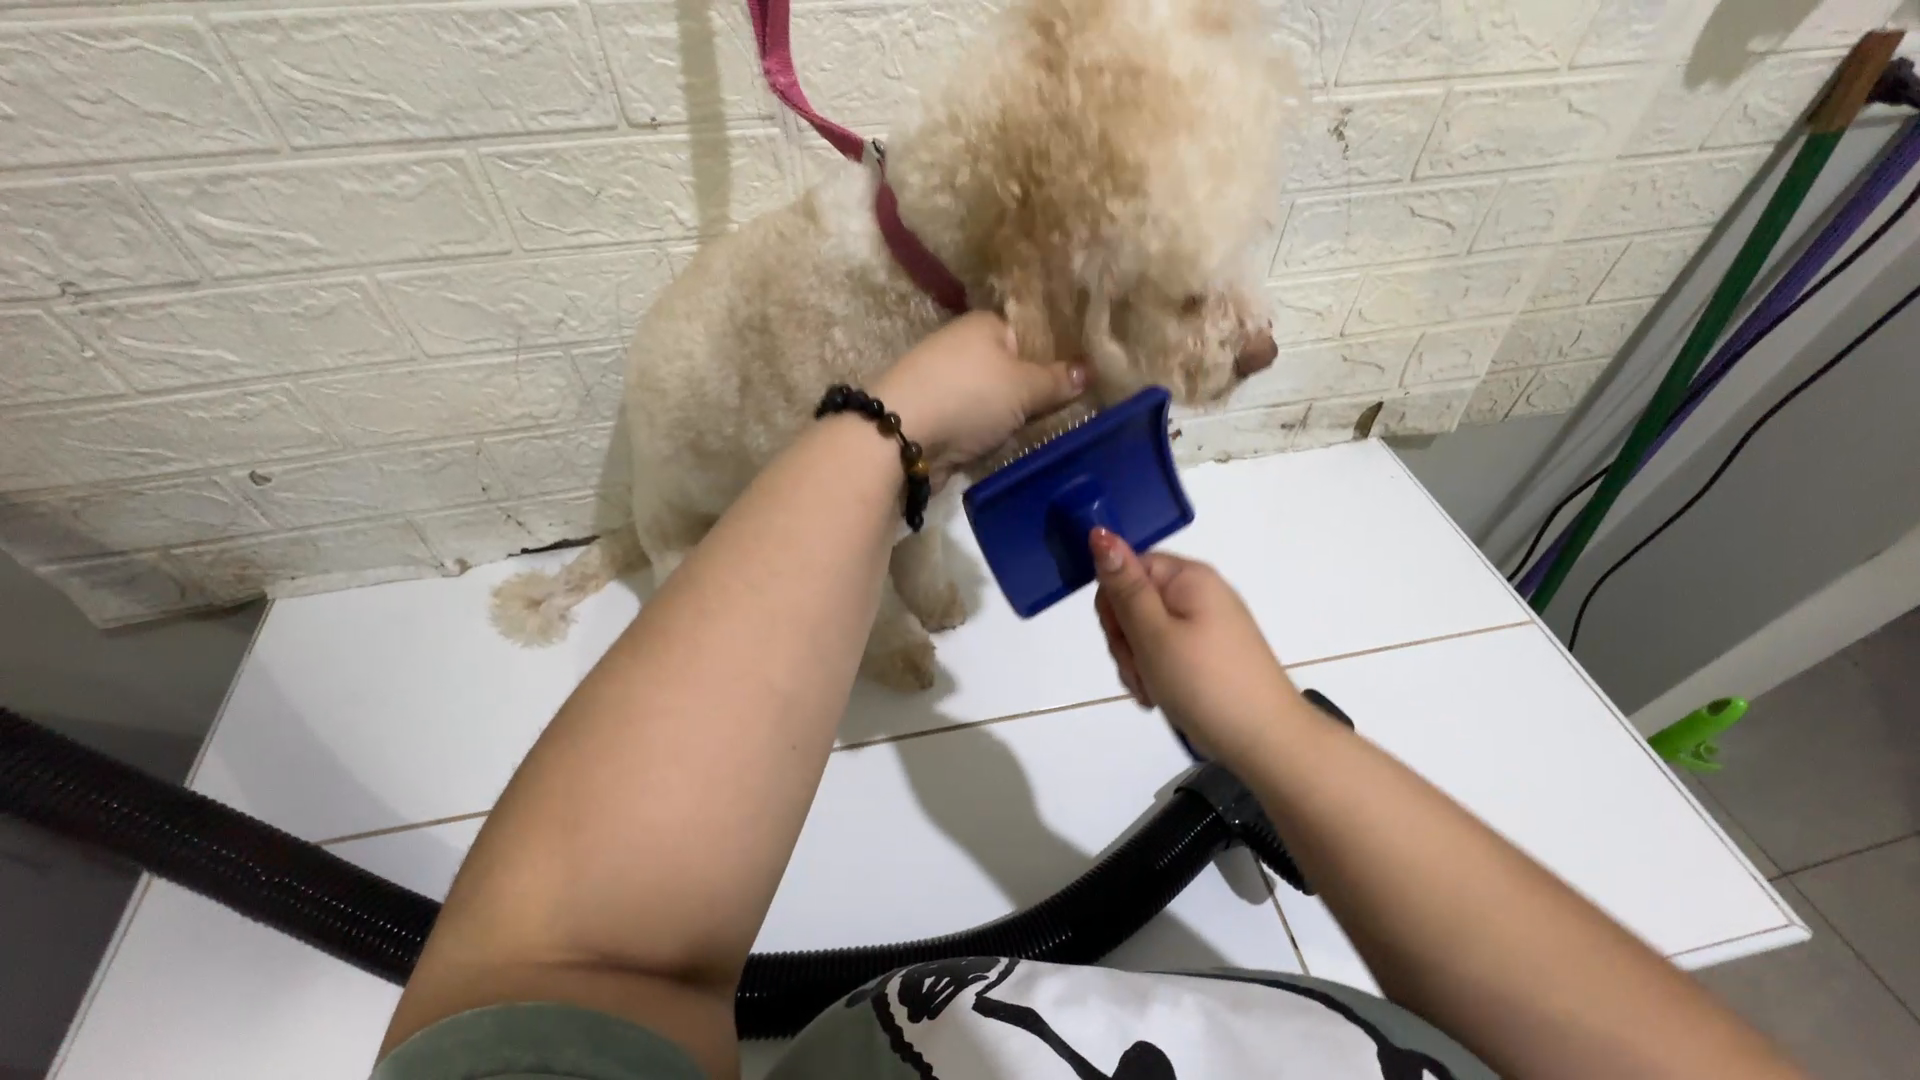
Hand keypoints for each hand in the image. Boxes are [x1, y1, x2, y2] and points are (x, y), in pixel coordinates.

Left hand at [873, 313, 1087, 482]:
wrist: (900, 437)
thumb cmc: (968, 396)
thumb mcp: (1023, 385)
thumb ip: (1057, 380)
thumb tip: (1089, 370)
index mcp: (983, 325)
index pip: (1029, 333)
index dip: (1056, 355)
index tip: (1082, 379)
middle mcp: (962, 349)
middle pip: (1012, 371)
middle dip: (1036, 393)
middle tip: (1073, 412)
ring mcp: (945, 386)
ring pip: (995, 403)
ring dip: (1013, 421)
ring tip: (1048, 435)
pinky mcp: (936, 420)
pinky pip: (976, 428)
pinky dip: (991, 439)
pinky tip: (1013, 449)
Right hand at [1091, 528, 1313, 762]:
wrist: (1265, 740)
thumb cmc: (1204, 683)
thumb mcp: (1153, 634)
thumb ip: (1124, 586)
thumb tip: (1100, 532)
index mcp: (1188, 577)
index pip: (1127, 568)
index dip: (1113, 604)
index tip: (1122, 639)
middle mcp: (1198, 593)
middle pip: (1133, 601)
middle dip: (1124, 640)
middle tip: (1139, 671)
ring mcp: (1206, 624)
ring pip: (1144, 632)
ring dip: (1137, 663)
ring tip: (1152, 691)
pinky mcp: (1208, 652)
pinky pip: (1165, 652)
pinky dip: (1155, 673)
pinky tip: (1161, 696)